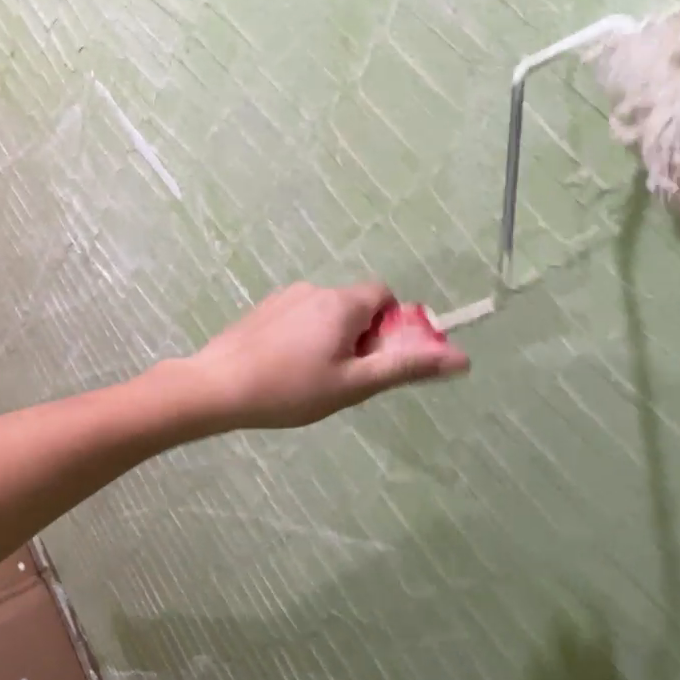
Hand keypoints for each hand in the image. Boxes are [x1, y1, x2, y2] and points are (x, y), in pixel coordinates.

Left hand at [177, 282, 469, 430]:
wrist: (216, 386)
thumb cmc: (290, 389)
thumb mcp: (355, 384)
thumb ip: (406, 367)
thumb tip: (462, 358)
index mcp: (339, 302)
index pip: (384, 295)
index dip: (391, 326)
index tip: (377, 359)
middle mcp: (311, 290)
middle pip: (355, 306)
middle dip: (361, 337)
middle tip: (344, 377)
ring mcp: (281, 299)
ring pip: (324, 315)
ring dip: (332, 341)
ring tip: (311, 380)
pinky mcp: (259, 312)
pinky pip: (298, 320)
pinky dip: (304, 340)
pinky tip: (285, 372)